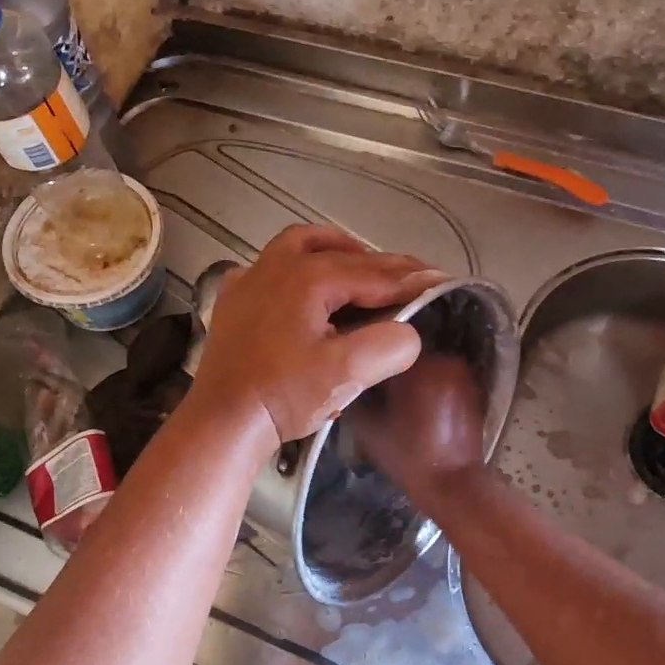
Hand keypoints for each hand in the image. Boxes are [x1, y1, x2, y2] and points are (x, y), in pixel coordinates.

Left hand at [189, 225, 446, 444]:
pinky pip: (270, 266)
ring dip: (336, 250)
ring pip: (300, 245)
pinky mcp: (234, 301)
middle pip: (340, 254)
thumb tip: (408, 333)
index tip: (441, 280)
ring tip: (362, 264)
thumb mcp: (346, 373)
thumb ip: (388, 345)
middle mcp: (277, 265)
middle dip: (380, 264)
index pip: (372, 274)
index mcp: (309, 277)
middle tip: (411, 276)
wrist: (223, 419)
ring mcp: (250, 280)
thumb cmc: (284, 394)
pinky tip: (304, 285)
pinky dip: (296, 266)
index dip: (410, 279)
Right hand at [345, 352, 486, 508]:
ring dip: (410, 375)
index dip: (367, 358)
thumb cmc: (407, 455)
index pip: (383, 346)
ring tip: (395, 396)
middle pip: (405, 353)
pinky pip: (441, 376)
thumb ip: (355, 395)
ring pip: (424, 364)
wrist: (454, 484)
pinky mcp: (472, 387)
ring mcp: (461, 373)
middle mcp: (443, 360)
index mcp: (416, 365)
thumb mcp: (368, 426)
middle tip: (374, 385)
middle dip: (390, 366)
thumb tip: (346, 377)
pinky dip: (428, 385)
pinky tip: (416, 404)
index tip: (357, 372)